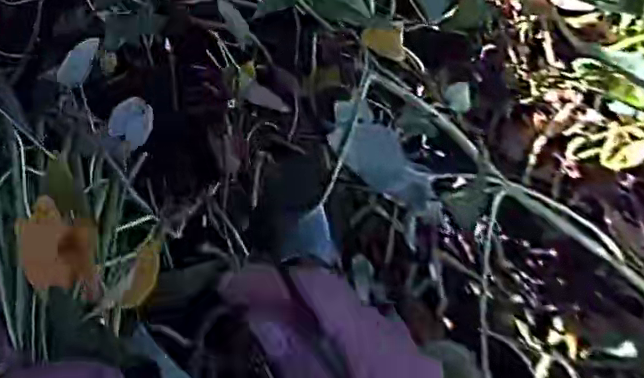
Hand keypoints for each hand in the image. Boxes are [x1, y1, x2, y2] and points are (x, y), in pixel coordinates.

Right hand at [219, 264, 441, 377]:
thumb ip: (298, 365)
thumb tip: (260, 316)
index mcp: (376, 344)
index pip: (314, 282)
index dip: (267, 278)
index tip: (228, 290)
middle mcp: (399, 342)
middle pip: (330, 298)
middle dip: (282, 298)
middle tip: (242, 310)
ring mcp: (415, 364)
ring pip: (347, 322)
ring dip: (304, 321)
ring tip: (269, 334)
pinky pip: (368, 347)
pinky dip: (332, 344)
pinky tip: (311, 362)